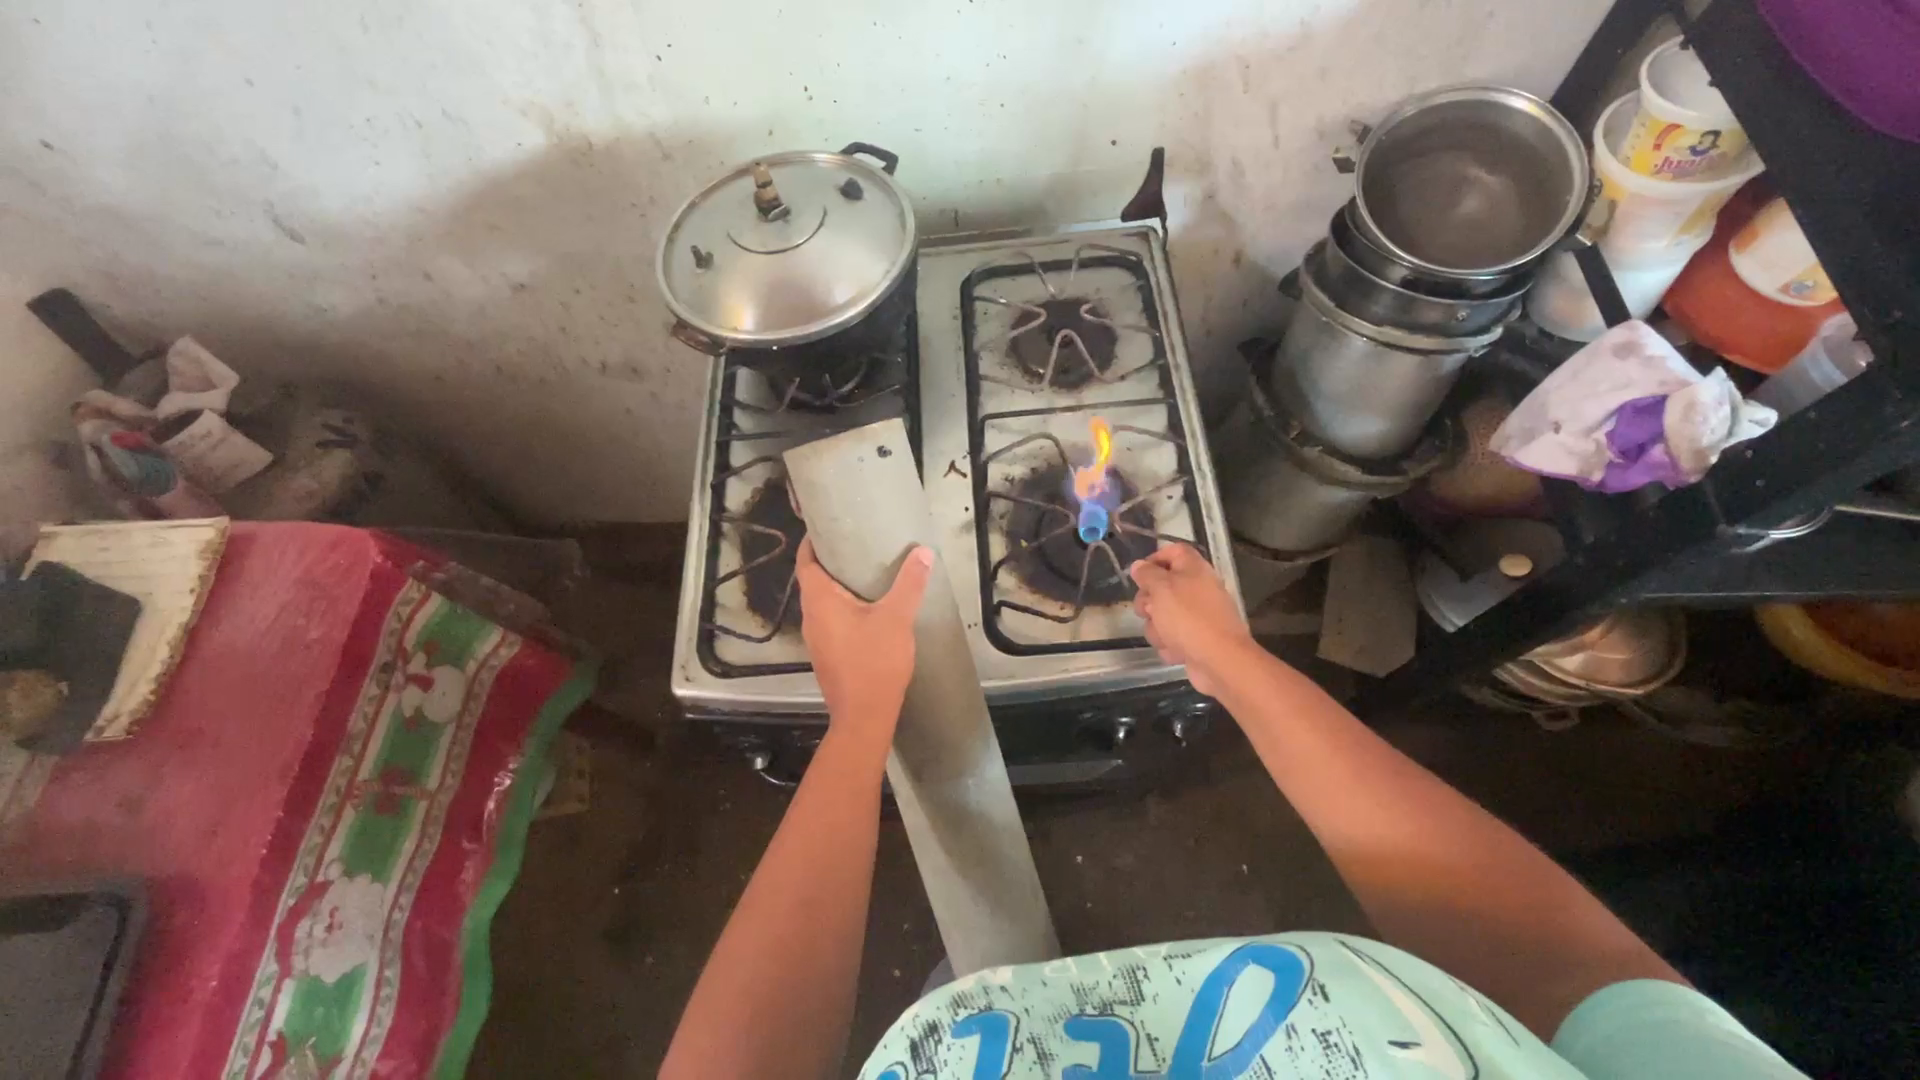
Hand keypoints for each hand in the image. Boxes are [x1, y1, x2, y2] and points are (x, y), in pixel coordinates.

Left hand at [796, 538, 934, 746]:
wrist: (864, 716)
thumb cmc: (874, 662)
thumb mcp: (896, 618)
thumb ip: (909, 583)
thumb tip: (923, 552)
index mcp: (819, 601)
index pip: (806, 561)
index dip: (813, 542)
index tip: (829, 526)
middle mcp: (810, 618)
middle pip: (814, 581)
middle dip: (832, 562)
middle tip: (857, 544)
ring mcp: (816, 640)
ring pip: (823, 604)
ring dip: (839, 588)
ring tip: (866, 573)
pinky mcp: (827, 656)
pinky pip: (831, 622)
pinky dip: (844, 608)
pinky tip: (868, 610)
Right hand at [1129, 543, 1253, 697]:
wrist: (1218, 660)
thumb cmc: (1188, 617)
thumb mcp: (1161, 589)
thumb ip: (1147, 574)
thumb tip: (1139, 565)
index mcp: (1194, 569)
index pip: (1173, 551)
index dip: (1154, 559)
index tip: (1139, 575)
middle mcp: (1197, 589)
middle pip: (1161, 587)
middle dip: (1148, 602)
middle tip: (1147, 610)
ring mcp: (1197, 616)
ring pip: (1161, 616)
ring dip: (1157, 628)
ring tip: (1166, 636)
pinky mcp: (1195, 639)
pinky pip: (1171, 637)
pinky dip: (1170, 645)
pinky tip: (1176, 651)